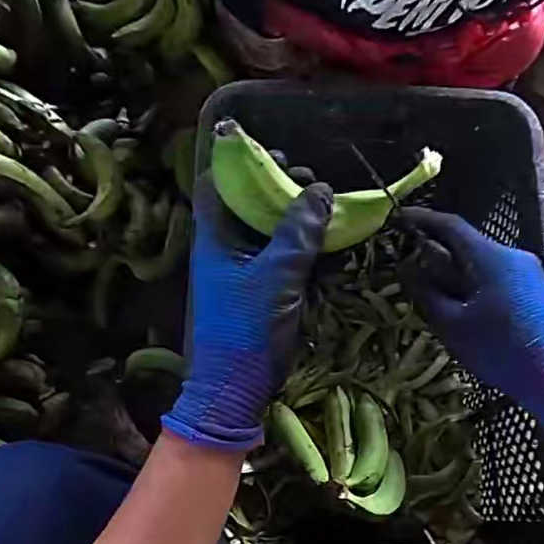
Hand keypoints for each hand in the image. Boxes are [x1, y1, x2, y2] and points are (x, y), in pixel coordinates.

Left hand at [161, 176, 332, 449]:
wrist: (236, 389)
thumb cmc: (247, 329)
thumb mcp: (277, 276)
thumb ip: (299, 232)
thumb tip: (320, 189)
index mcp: (215, 238)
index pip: (218, 184)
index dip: (241, 163)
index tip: (275, 154)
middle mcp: (226, 249)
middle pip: (248, 204)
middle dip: (278, 188)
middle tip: (310, 182)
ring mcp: (243, 272)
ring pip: (268, 231)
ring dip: (295, 218)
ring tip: (325, 208)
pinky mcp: (261, 292)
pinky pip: (282, 258)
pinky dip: (302, 248)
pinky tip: (328, 243)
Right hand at [397, 207, 543, 452]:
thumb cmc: (498, 348)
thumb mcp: (451, 323)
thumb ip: (425, 291)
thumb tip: (406, 267)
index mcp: (490, 257)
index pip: (450, 226)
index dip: (421, 219)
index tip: (397, 218)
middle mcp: (511, 256)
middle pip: (466, 245)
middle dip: (436, 253)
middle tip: (409, 263)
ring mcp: (527, 272)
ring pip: (480, 263)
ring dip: (454, 272)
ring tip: (433, 291)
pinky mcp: (534, 290)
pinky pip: (495, 277)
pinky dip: (472, 284)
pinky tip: (461, 305)